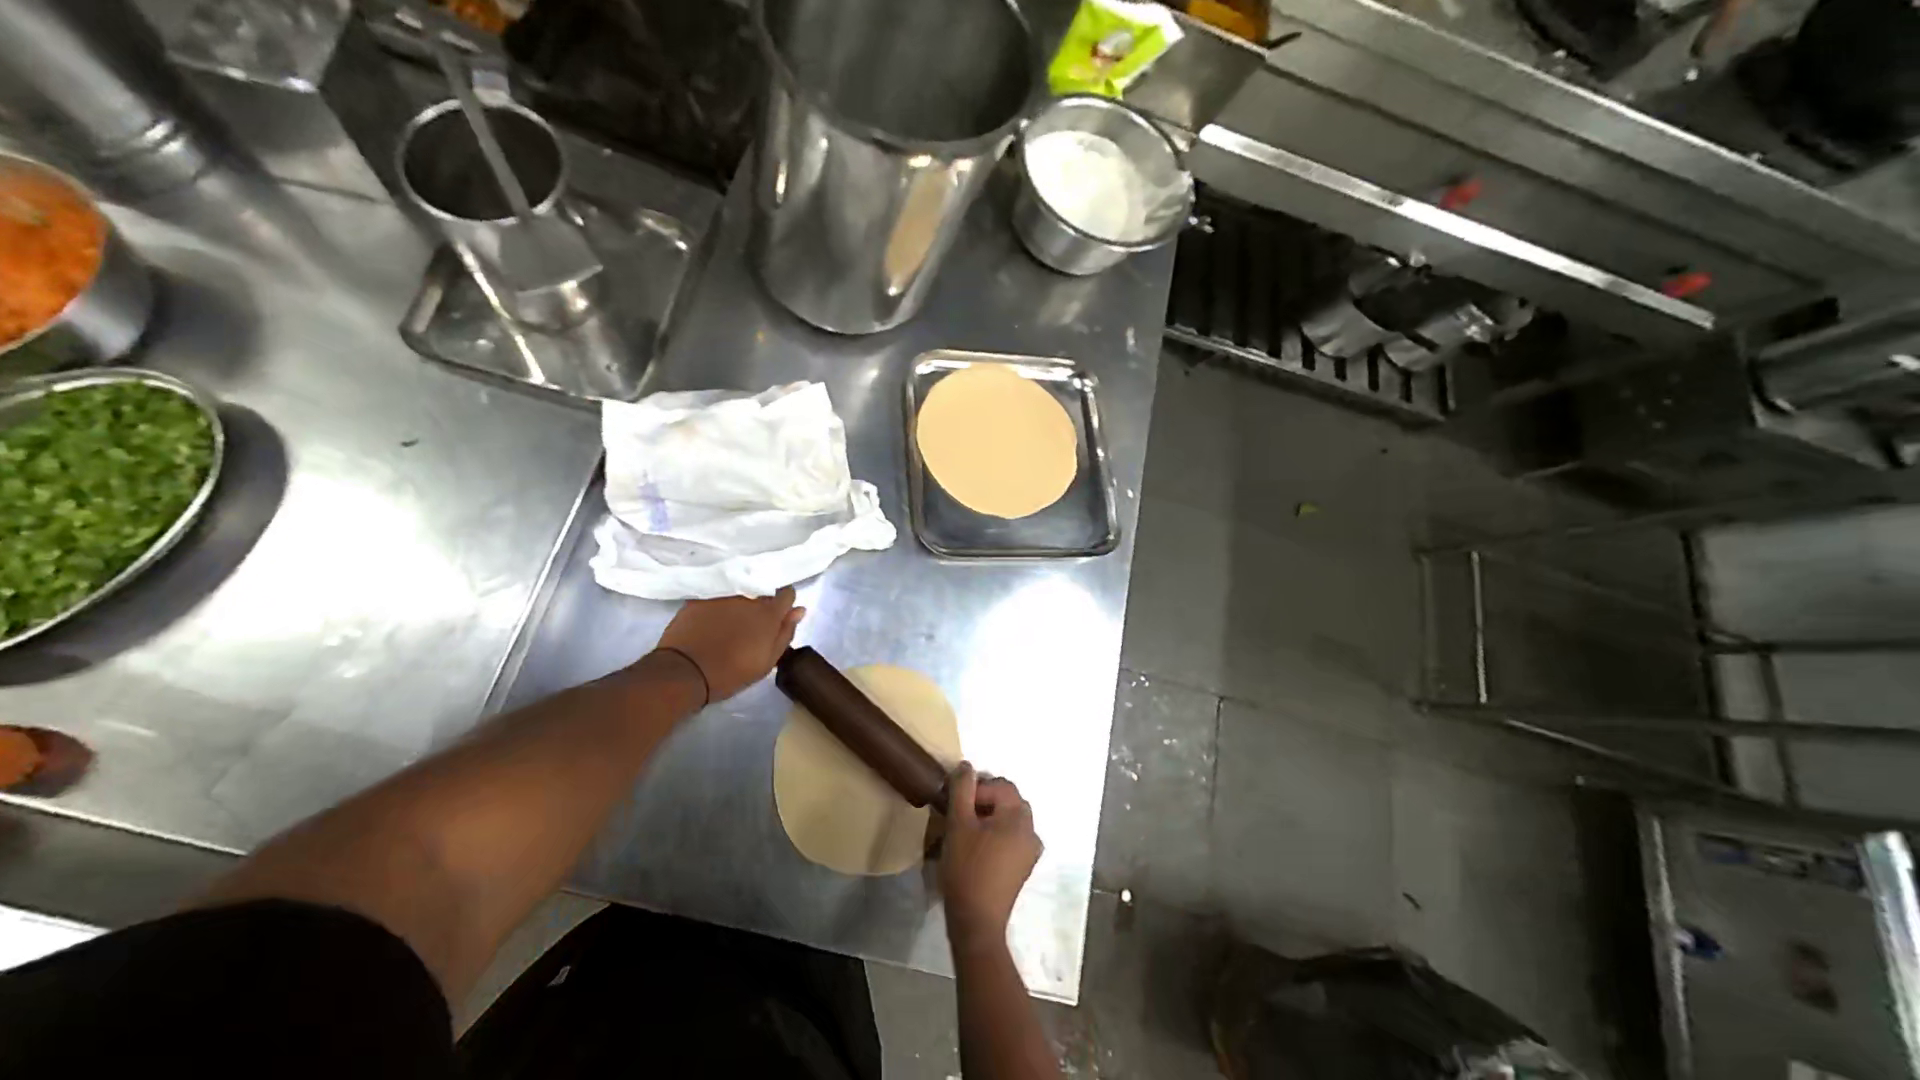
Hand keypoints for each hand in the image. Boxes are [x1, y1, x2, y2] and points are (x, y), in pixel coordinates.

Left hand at [654, 588, 804, 701]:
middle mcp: (748, 598)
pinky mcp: (699, 598)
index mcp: (768, 613)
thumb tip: (799, 610)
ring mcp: (722, 595)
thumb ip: (785, 633)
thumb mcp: (766, 661)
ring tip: (730, 624)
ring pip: (739, 594)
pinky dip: (718, 605)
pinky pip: (717, 597)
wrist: (684, 672)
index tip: (778, 617)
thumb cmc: (731, 673)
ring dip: (740, 604)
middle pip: (762, 593)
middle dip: (761, 604)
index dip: (785, 604)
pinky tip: (711, 621)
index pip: (787, 594)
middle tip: (751, 626)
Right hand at [939, 763, 1041, 951]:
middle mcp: (1031, 830)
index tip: (954, 804)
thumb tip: (966, 766)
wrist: (976, 920)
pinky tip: (978, 847)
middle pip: (1008, 800)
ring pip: (1010, 819)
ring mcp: (1030, 850)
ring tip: (966, 830)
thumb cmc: (966, 868)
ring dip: (989, 817)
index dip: (975, 789)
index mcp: (1019, 816)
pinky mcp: (1024, 866)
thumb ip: (961, 790)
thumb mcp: (958, 824)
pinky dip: (996, 834)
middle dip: (983, 801)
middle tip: (959, 814)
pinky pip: (1012, 837)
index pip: (999, 786)